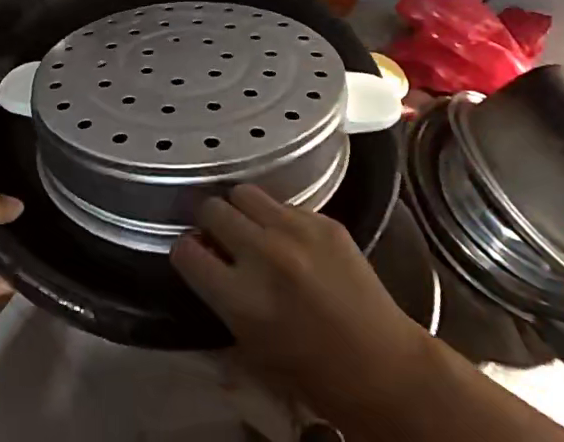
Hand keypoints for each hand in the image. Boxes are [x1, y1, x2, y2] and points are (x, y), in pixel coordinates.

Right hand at [169, 185, 431, 409]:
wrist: (377, 360)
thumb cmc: (309, 370)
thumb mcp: (250, 346)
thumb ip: (223, 297)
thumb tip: (208, 258)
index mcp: (239, 297)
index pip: (186, 251)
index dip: (186, 252)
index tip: (193, 254)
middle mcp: (263, 254)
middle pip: (213, 209)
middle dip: (210, 222)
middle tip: (219, 235)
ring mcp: (297, 230)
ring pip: (246, 193)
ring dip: (241, 209)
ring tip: (251, 228)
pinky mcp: (324, 219)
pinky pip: (285, 203)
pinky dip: (278, 217)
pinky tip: (290, 239)